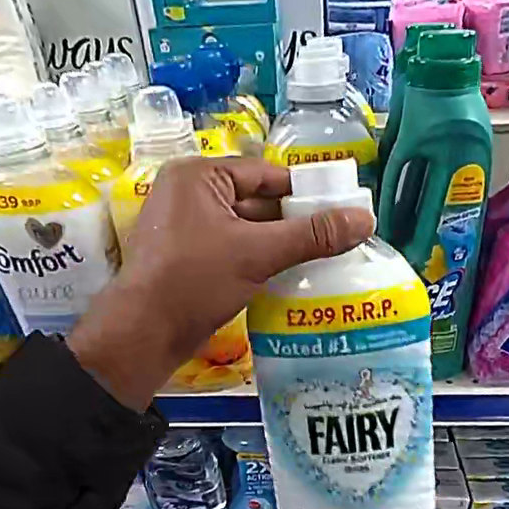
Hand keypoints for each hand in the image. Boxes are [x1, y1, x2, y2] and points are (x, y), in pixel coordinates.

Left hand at [68, 158, 372, 408]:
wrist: (144, 335)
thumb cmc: (195, 281)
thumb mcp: (258, 254)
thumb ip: (312, 235)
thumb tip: (365, 220)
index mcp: (198, 176)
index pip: (265, 174)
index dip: (304, 191)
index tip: (338, 211)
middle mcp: (188, 194)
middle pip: (256, 200)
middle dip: (294, 221)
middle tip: (335, 238)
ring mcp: (185, 227)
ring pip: (246, 227)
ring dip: (279, 243)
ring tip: (320, 258)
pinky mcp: (187, 256)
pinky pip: (233, 248)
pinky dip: (259, 258)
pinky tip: (288, 274)